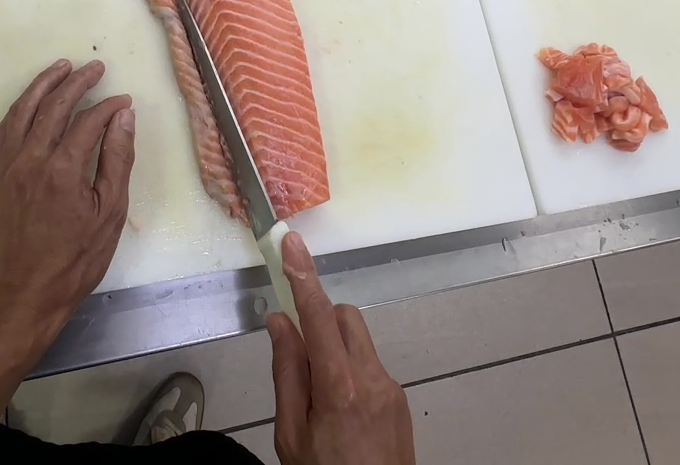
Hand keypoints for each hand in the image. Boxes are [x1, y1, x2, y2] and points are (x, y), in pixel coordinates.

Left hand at [0, 59, 135, 342]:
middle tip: (95, 67)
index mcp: (64, 169)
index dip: (108, 106)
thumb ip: (117, 160)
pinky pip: (4, 130)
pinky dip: (19, 109)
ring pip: (23, 111)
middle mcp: (31, 159)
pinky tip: (29, 102)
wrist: (23, 294)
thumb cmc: (75, 259)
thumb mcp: (109, 213)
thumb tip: (123, 116)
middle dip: (76, 82)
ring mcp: (8, 166)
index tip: (124, 101)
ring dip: (43, 85)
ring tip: (60, 68)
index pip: (88, 121)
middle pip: (54, 106)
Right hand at [267, 232, 415, 464]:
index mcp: (340, 389)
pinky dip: (348, 370)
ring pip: (357, 339)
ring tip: (319, 397)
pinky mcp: (399, 398)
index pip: (318, 317)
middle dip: (320, 319)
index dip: (303, 276)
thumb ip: (287, 373)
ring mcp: (391, 387)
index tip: (292, 243)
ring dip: (334, 348)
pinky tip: (340, 412)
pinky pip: (368, 364)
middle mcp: (372, 379)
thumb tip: (280, 321)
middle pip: (345, 317)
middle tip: (300, 356)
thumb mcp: (291, 437)